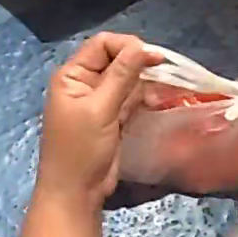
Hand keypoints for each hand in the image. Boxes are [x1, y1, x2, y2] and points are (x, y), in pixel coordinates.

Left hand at [36, 33, 159, 204]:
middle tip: (165, 74)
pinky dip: (143, 98)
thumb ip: (121, 76)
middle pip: (116, 60)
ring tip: (165, 90)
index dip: (128, 46)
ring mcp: (98, 101)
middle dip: (140, 64)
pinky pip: (129, 99)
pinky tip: (158, 101)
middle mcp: (84, 83)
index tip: (155, 58)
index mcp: (72, 75)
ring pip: (126, 80)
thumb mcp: (100, 109)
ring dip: (145, 82)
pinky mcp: (111, 118)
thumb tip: (143, 47)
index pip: (102, 45)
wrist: (76, 192)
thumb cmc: (80, 149)